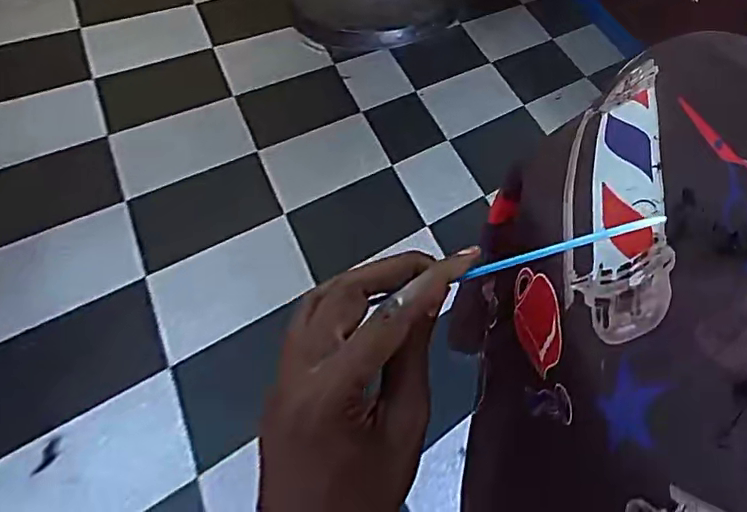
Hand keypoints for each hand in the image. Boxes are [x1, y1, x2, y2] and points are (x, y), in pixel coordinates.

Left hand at [259, 249, 479, 511]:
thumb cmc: (363, 497)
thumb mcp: (405, 426)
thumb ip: (414, 355)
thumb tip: (431, 296)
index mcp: (328, 393)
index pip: (387, 315)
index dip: (431, 280)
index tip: (466, 258)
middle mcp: (295, 375)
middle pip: (344, 293)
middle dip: (396, 269)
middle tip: (439, 267)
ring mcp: (281, 377)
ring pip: (321, 298)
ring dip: (368, 279)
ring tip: (411, 278)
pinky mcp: (281, 382)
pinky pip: (310, 320)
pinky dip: (346, 299)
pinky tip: (376, 304)